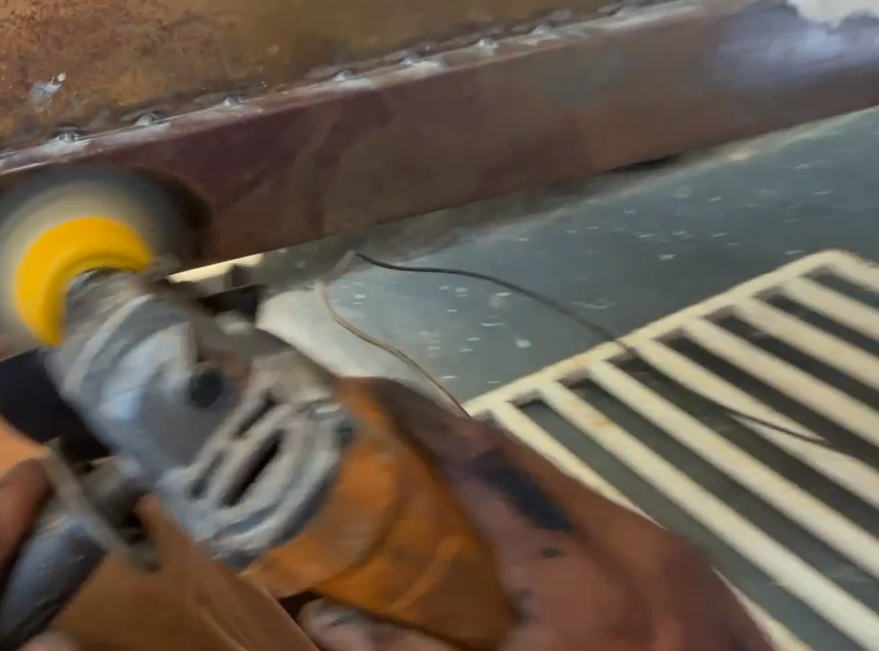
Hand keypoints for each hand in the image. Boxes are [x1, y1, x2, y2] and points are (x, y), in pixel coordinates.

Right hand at [301, 379, 772, 650]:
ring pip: (552, 478)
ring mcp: (673, 558)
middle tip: (377, 427)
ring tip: (427, 465)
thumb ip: (403, 650)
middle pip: (512, 454)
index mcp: (582, 579)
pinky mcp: (694, 576)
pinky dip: (532, 499)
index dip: (413, 414)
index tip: (357, 386)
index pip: (478, 458)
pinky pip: (590, 511)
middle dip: (437, 431)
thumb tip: (316, 610)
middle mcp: (633, 548)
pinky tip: (504, 521)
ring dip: (484, 464)